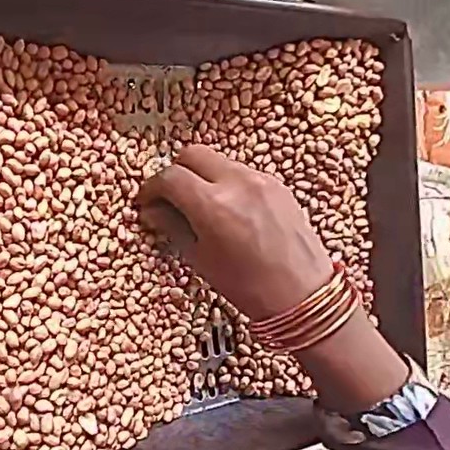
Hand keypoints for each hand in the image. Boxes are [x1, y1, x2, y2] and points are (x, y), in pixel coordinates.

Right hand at [134, 146, 334, 319]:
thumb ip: (173, 226)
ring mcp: (261, 179)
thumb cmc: (248, 286)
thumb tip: (153, 210)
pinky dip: (227, 183)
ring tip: (200, 205)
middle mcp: (237, 182)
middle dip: (176, 171)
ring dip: (203, 175)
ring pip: (219, 160)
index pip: (169, 177)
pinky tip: (228, 209)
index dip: (151, 187)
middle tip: (170, 196)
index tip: (147, 200)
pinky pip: (242, 172)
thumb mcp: (200, 258)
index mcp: (212, 205)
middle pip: (193, 154)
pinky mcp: (278, 184)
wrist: (302, 295)